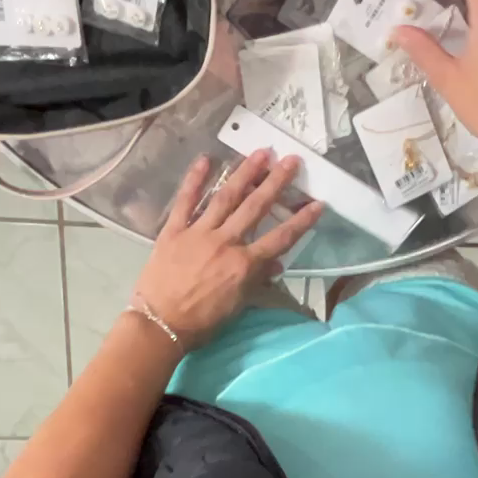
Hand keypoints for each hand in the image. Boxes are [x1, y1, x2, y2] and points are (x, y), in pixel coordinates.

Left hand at [130, 151, 321, 347]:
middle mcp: (225, 242)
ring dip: (245, 173)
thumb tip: (275, 264)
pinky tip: (206, 160)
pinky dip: (195, 180)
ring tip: (261, 153)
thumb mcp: (236, 306)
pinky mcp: (174, 231)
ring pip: (226, 197)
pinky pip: (186, 201)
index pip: (280, 239)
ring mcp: (199, 233)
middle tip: (291, 161)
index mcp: (243, 264)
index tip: (317, 203)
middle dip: (276, 183)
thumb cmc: (202, 322)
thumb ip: (256, 281)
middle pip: (256, 208)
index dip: (301, 221)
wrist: (159, 324)